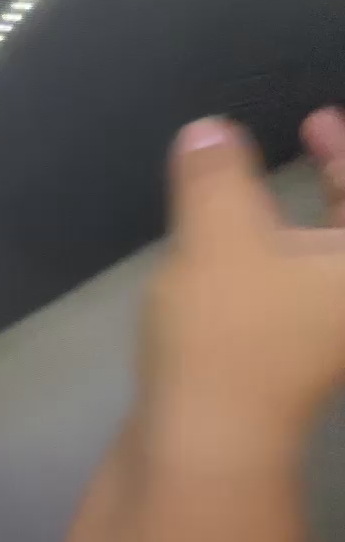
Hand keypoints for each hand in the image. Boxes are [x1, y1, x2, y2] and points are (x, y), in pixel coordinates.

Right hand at [141, 111, 344, 464]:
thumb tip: (209, 128)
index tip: (320, 118)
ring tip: (287, 180)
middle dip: (344, 173)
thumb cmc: (231, 330)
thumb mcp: (216, 243)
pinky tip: (254, 238)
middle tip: (314, 132)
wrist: (212, 423)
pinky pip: (316, 271)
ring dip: (320, 207)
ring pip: (338, 246)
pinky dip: (297, 241)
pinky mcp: (304, 338)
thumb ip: (214, 180)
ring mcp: (338, 318)